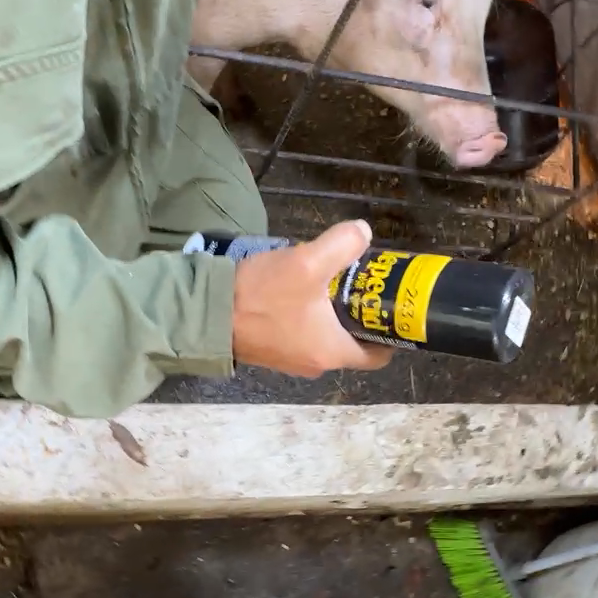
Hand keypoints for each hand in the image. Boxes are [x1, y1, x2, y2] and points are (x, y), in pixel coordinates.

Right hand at [231, 220, 393, 376]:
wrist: (207, 315)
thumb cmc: (262, 297)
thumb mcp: (308, 262)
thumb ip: (343, 244)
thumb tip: (363, 233)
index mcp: (333, 352)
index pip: (377, 356)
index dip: (389, 335)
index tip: (390, 308)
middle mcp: (316, 364)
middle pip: (351, 344)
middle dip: (359, 318)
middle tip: (361, 286)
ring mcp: (292, 362)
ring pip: (325, 339)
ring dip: (331, 317)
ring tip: (331, 284)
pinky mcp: (272, 353)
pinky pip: (301, 337)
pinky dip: (308, 320)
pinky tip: (300, 293)